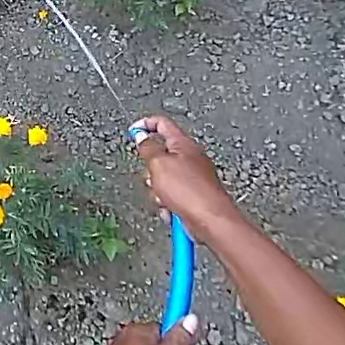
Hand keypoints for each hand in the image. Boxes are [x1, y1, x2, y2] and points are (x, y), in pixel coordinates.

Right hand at [131, 115, 239, 234]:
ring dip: (157, 191)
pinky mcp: (192, 195)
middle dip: (150, 170)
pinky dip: (167, 203)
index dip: (145, 125)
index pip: (162, 123)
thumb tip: (141, 136)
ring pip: (162, 179)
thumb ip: (147, 148)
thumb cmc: (190, 191)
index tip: (133, 132)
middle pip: (159, 155)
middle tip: (153, 177)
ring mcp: (192, 177)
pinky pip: (170, 196)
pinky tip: (172, 209)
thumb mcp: (159, 164)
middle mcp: (189, 158)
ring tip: (165, 197)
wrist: (211, 221)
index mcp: (183, 143)